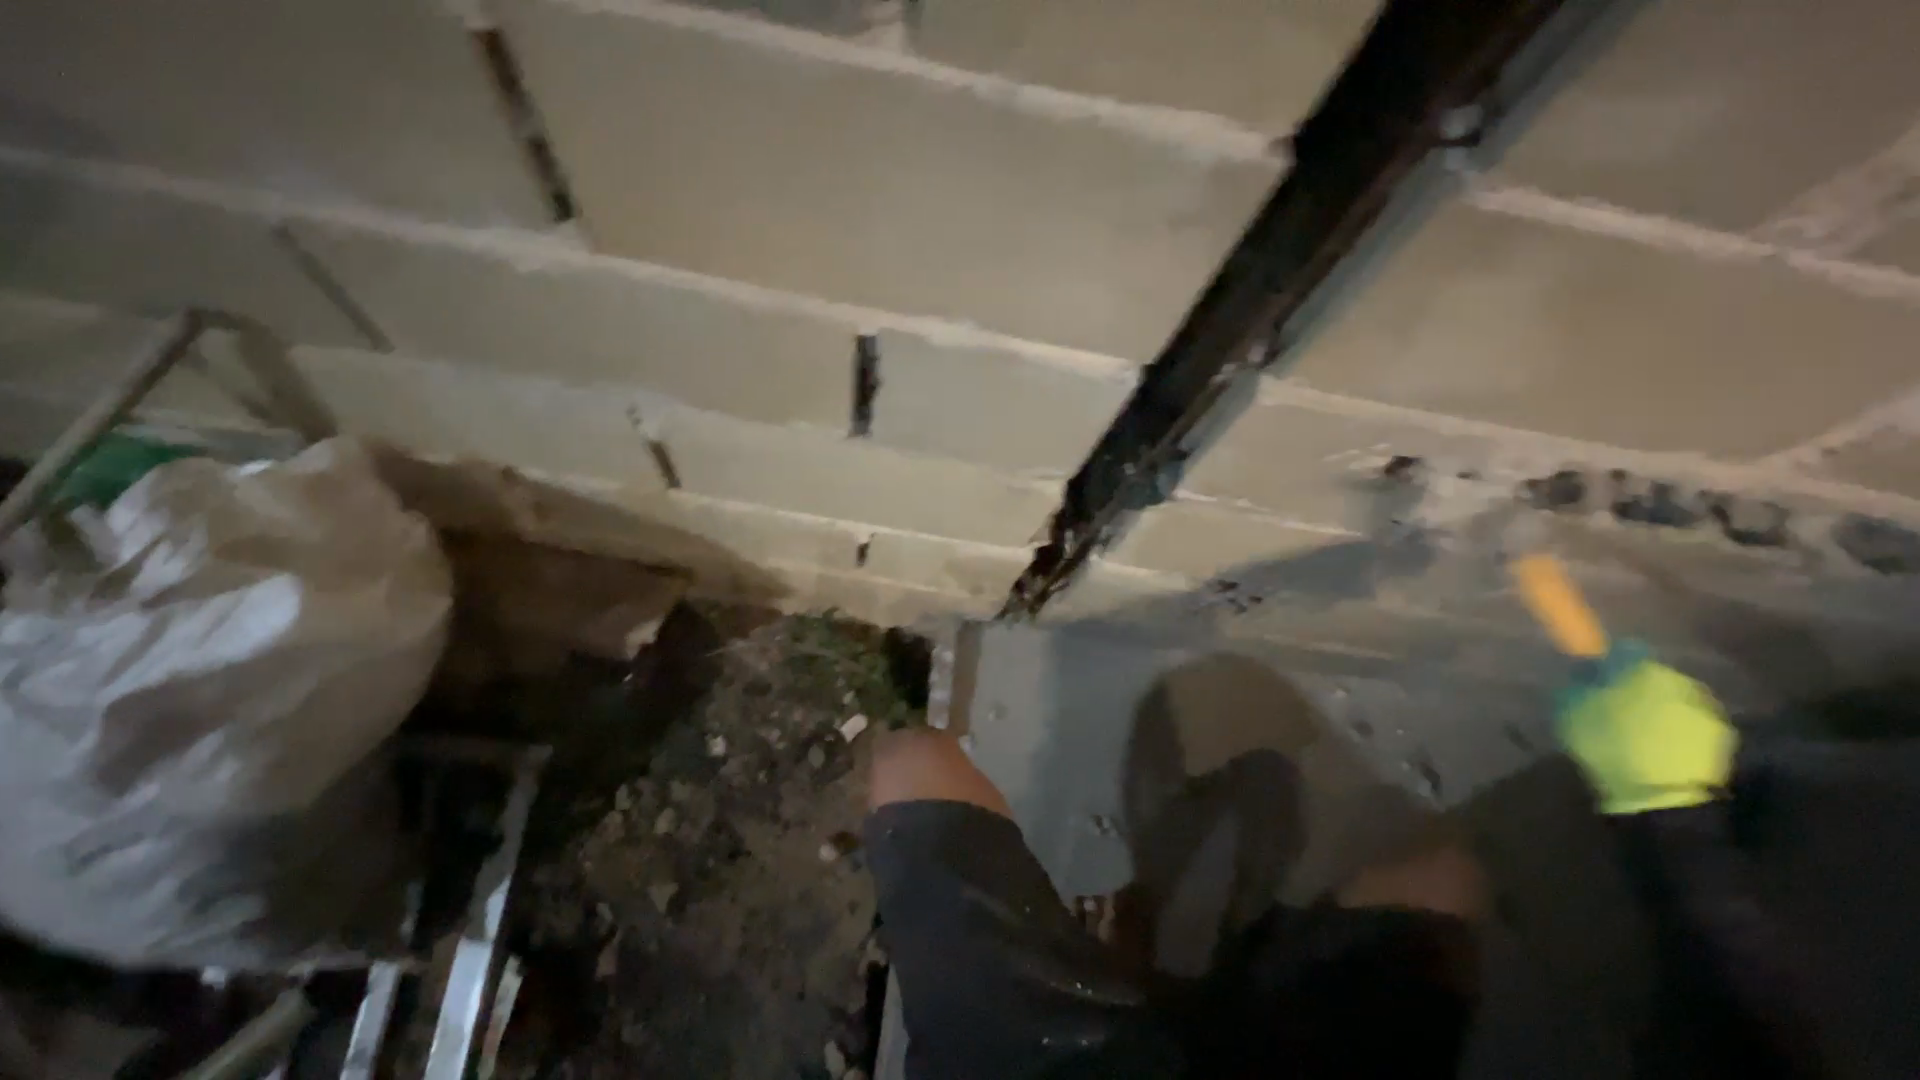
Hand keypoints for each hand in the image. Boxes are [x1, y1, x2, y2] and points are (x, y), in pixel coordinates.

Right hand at [1556, 641, 1735, 814]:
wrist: (1663, 796)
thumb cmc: (1609, 747)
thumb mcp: (1571, 712)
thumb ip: (1577, 683)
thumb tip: (1584, 669)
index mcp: (1642, 669)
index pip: (1624, 650)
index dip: (1607, 663)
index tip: (1595, 680)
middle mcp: (1679, 679)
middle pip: (1652, 673)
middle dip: (1636, 686)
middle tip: (1617, 708)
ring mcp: (1705, 707)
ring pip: (1674, 697)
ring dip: (1659, 707)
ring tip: (1641, 732)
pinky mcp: (1721, 735)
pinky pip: (1691, 722)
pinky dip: (1677, 729)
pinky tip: (1662, 747)